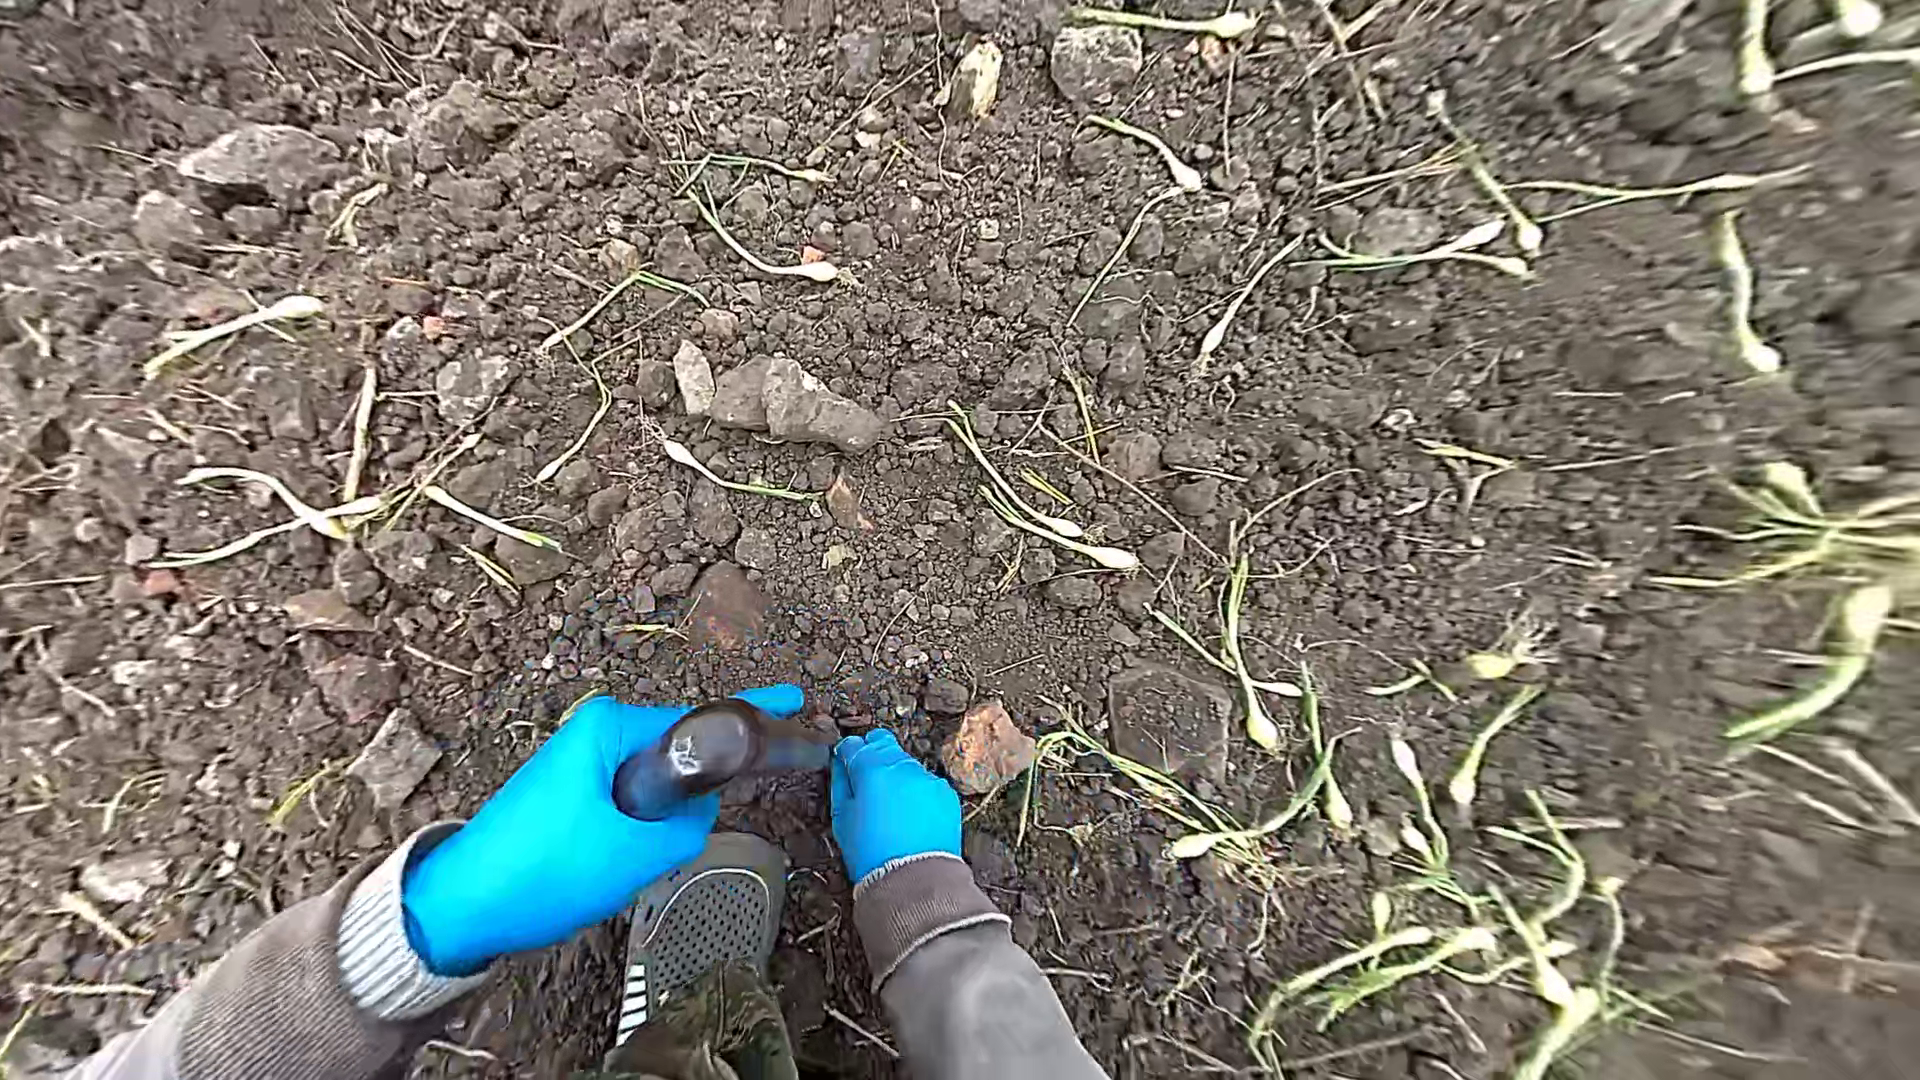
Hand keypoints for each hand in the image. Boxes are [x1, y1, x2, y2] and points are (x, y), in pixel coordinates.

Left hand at [402, 683, 806, 974]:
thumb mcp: (634, 853)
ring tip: (673, 838)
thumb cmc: (541, 870)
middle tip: (752, 776)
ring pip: (657, 773)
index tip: (793, 700)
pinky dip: (652, 809)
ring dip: (676, 801)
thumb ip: (689, 825)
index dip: (753, 713)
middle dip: (712, 770)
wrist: (448, 914)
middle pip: (682, 744)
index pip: (700, 716)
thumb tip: (701, 813)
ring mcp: (583, 758)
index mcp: (610, 727)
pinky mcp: (573, 788)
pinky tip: (652, 841)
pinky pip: (632, 789)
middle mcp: (598, 730)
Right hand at [830, 729, 961, 883]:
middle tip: (867, 778)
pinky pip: (926, 783)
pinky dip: (918, 792)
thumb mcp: (842, 819)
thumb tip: (841, 762)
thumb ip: (841, 782)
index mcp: (872, 770)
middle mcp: (902, 767)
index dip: (848, 752)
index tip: (846, 759)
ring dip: (896, 775)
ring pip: (906, 764)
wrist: (914, 881)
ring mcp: (927, 778)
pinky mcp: (945, 792)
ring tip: (890, 806)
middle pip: (884, 745)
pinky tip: (910, 815)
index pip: (855, 745)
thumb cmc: (871, 856)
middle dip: (873, 755)